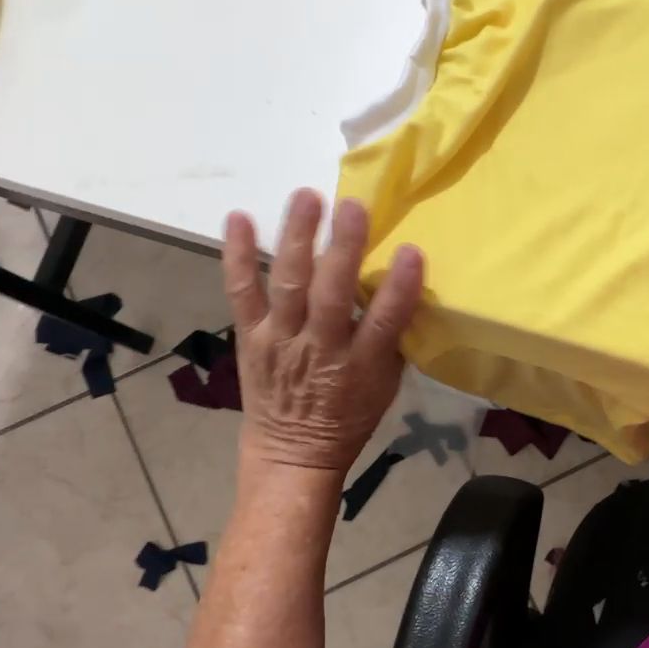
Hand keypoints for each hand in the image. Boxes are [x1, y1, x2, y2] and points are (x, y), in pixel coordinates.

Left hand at [221, 190, 422, 474]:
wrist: (293, 450)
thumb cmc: (349, 416)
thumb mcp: (385, 387)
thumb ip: (391, 342)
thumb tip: (403, 292)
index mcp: (361, 366)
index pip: (384, 322)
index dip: (398, 287)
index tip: (411, 251)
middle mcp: (320, 349)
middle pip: (332, 295)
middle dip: (343, 249)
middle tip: (354, 206)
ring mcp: (281, 340)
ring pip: (288, 284)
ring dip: (297, 237)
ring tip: (307, 197)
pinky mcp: (251, 335)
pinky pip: (241, 292)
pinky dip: (237, 255)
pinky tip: (239, 218)